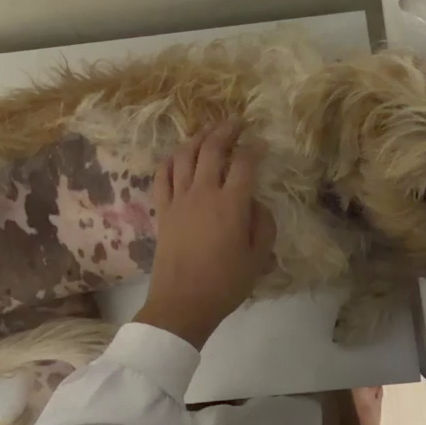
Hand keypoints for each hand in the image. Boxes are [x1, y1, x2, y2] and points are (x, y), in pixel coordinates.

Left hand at [133, 120, 277, 348]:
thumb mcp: (258, 258)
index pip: (245, 163)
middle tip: (236, 121)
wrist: (182, 303)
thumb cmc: (225, 283)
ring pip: (185, 156)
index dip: (255, 149)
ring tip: (208, 130)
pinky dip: (170, 160)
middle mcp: (204, 192)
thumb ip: (263, 224)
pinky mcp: (162, 209)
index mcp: (231, 203)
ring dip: (198, 138)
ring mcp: (179, 199)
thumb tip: (255, 202)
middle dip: (226, 130)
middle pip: (212, 149)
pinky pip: (163, 175)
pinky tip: (177, 154)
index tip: (262, 143)